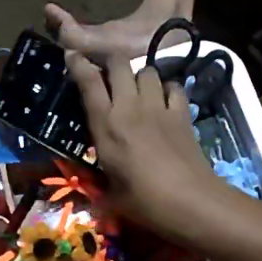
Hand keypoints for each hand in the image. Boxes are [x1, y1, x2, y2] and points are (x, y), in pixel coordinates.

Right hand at [66, 49, 227, 237]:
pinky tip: (165, 101)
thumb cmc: (144, 202)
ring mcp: (159, 107)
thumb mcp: (111, 193)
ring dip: (140, 76)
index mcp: (106, 125)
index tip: (72, 58)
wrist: (189, 201)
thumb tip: (94, 185)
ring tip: (139, 91)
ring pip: (147, 70)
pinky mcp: (182, 113)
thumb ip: (100, 179)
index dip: (77, 64)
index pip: (87, 81)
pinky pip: (173, 87)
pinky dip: (167, 89)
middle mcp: (130, 107)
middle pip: (118, 63)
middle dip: (111, 63)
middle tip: (109, 76)